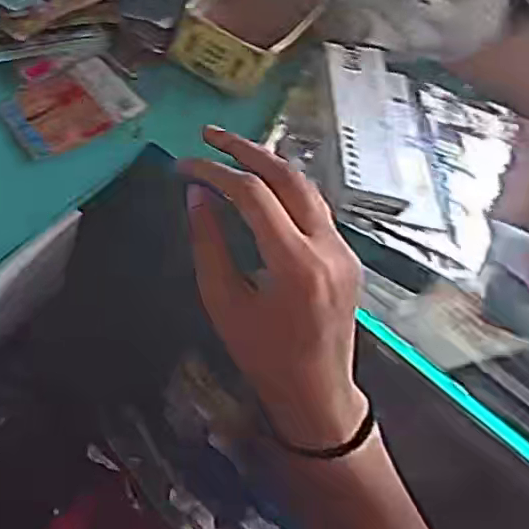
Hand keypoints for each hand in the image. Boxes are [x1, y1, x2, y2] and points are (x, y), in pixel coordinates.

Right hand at [181, 125, 367, 449]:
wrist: (317, 393)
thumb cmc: (262, 353)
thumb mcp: (222, 299)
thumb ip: (208, 241)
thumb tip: (197, 193)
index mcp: (295, 263)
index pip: (252, 194)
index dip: (213, 172)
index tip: (183, 166)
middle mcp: (327, 248)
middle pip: (287, 177)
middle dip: (245, 149)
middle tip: (209, 135)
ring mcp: (342, 249)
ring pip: (305, 186)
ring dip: (266, 162)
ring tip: (230, 148)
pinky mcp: (344, 254)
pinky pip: (312, 205)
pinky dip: (282, 185)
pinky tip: (259, 180)